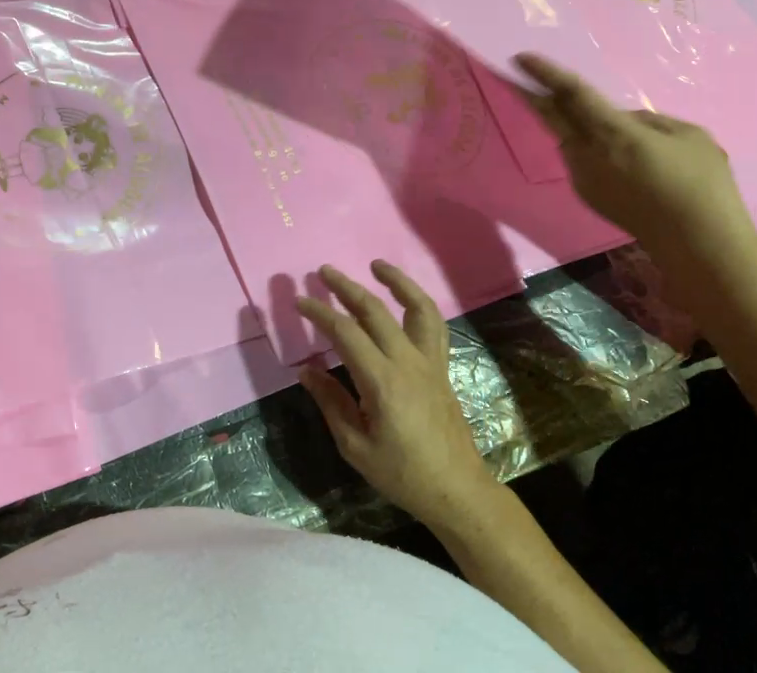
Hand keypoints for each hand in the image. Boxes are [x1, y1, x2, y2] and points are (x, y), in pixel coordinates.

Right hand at [296, 262, 496, 521]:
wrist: (457, 491)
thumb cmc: (402, 473)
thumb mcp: (354, 445)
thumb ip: (331, 402)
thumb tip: (307, 370)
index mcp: (382, 380)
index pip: (345, 332)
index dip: (320, 312)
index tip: (299, 301)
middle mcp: (408, 362)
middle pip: (376, 311)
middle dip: (347, 288)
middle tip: (324, 271)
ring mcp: (430, 363)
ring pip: (417, 309)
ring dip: (397, 282)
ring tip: (378, 266)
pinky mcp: (442, 370)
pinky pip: (433, 326)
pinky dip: (419, 305)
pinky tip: (406, 300)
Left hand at [514, 52, 753, 250]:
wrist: (694, 240)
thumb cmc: (701, 182)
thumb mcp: (687, 135)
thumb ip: (646, 121)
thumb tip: (620, 121)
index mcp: (613, 132)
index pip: (572, 95)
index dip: (545, 74)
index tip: (521, 58)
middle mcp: (587, 152)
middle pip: (552, 116)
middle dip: (529, 94)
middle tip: (513, 75)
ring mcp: (582, 175)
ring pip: (568, 138)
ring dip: (570, 124)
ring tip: (602, 124)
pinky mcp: (585, 193)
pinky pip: (580, 160)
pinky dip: (589, 149)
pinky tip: (620, 161)